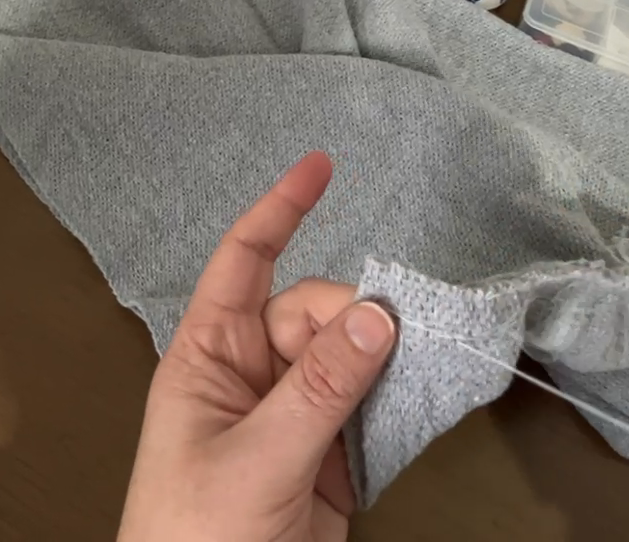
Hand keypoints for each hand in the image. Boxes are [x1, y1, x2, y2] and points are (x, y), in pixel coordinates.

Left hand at [118, 151, 397, 541]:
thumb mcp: (252, 463)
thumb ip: (316, 391)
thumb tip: (375, 316)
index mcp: (210, 354)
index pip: (245, 260)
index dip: (281, 209)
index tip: (321, 165)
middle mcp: (251, 370)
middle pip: (314, 310)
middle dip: (352, 318)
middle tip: (392, 341)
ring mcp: (292, 410)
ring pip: (349, 353)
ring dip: (383, 353)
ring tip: (418, 360)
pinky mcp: (328, 451)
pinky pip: (368, 400)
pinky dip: (396, 394)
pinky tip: (419, 392)